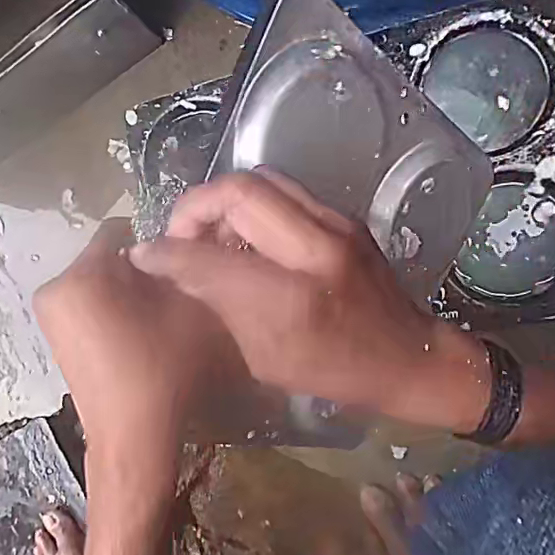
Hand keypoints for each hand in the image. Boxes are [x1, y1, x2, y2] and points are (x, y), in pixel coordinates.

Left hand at [33, 219, 237, 466]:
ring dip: (129, 290)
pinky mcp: (56, 337)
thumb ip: (179, 269)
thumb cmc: (161, 370)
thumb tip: (174, 250)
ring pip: (99, 282)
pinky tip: (141, 334)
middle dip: (140, 269)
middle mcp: (54, 288)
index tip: (179, 260)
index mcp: (80, 277)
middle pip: (106, 258)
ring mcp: (51, 315)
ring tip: (160, 316)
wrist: (132, 434)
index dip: (154, 241)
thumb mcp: (186, 310)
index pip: (118, 231)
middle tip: (173, 293)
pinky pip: (89, 304)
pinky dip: (114, 309)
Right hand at [128, 170, 489, 432]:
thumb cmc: (337, 373)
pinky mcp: (347, 219)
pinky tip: (248, 236)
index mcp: (295, 299)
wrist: (409, 356)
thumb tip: (177, 268)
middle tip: (182, 238)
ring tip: (213, 235)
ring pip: (263, 180)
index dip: (167, 251)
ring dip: (225, 201)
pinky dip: (255, 205)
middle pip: (239, 191)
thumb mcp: (268, 358)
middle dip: (195, 207)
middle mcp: (318, 249)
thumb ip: (222, 308)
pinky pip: (287, 193)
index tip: (145, 256)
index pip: (212, 257)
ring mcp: (339, 226)